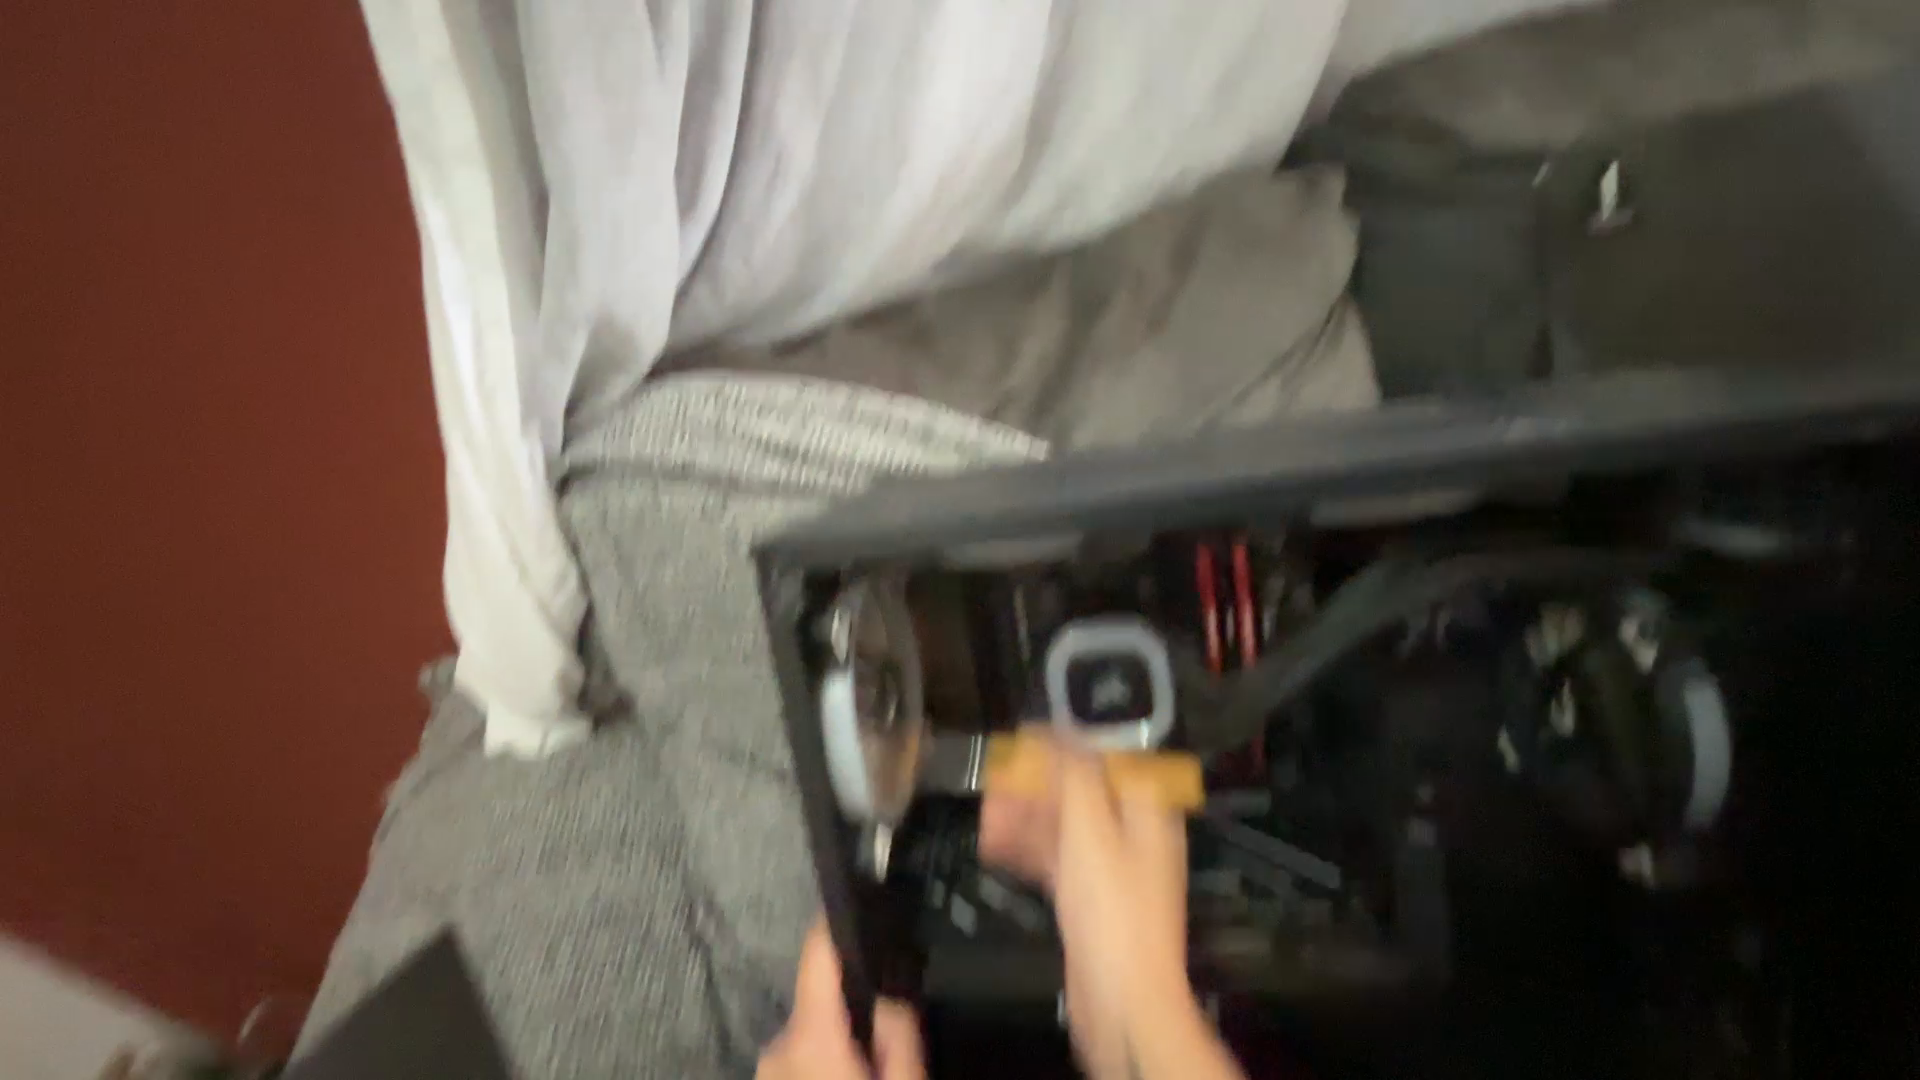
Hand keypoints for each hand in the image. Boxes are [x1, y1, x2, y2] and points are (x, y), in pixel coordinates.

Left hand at [757, 919, 924, 1079]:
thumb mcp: (904, 1079)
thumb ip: (899, 1028)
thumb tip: (886, 998)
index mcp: (812, 1033)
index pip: (816, 950)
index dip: (836, 919)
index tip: (858, 895)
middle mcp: (778, 1043)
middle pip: (822, 998)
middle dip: (852, 1008)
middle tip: (883, 1037)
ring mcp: (766, 1066)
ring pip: (812, 1030)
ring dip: (835, 1039)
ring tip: (864, 1066)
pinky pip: (799, 1055)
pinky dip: (819, 1061)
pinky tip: (841, 1076)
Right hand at [979, 732, 1191, 1079]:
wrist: (1122, 1001)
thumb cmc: (1111, 907)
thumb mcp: (1090, 827)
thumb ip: (1072, 773)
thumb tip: (1052, 732)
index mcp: (1145, 809)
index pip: (1105, 758)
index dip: (1063, 745)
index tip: (1024, 738)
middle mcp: (1132, 833)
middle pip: (1079, 793)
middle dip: (1035, 785)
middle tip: (995, 778)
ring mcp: (1110, 869)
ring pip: (1063, 827)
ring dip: (1025, 816)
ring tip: (986, 812)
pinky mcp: (1090, 899)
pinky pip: (1055, 859)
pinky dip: (1027, 848)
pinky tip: (995, 845)